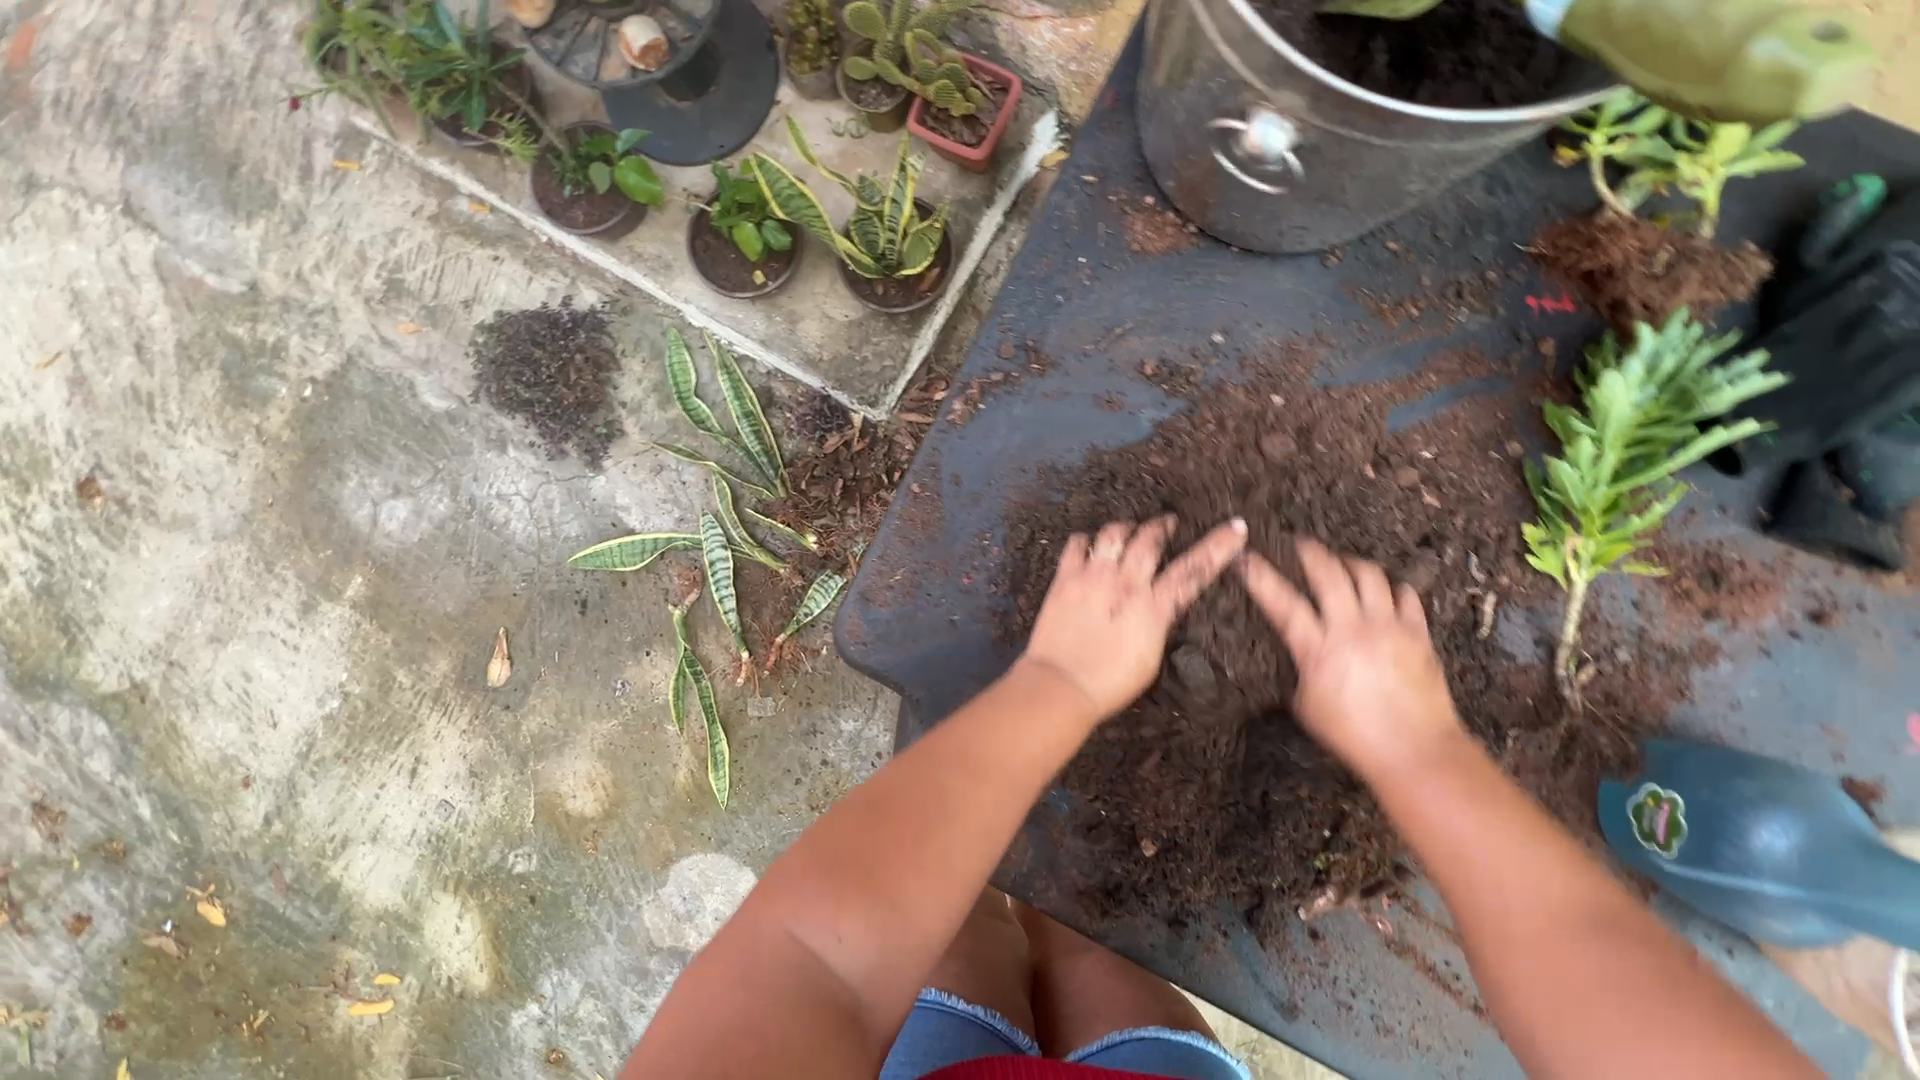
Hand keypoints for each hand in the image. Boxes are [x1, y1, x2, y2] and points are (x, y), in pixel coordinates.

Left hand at [1021, 516, 1247, 721]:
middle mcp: (1124, 584)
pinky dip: (1086, 540)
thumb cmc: (1109, 683)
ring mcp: (1092, 578)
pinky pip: (1076, 545)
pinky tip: (1088, 543)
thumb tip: (1162, 606)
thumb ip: (1158, 624)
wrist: (1061, 685)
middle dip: (1162, 526)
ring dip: (1126, 528)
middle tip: (1168, 523)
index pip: (1194, 568)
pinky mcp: (1064, 580)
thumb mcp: (1149, 658)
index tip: (1235, 528)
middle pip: (1149, 539)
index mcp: (1153, 606)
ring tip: (1130, 528)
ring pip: (1113, 534)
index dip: (1217, 546)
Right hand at [1239, 539, 1467, 783]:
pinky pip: (1406, 596)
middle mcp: (1353, 630)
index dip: (1260, 575)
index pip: (1282, 601)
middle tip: (1300, 544)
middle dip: (1310, 552)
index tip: (1244, 557)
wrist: (1414, 751)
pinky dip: (1392, 588)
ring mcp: (1388, 628)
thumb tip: (1300, 655)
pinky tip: (1384, 591)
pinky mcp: (1417, 635)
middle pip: (1329, 573)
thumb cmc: (1354, 736)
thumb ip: (1300, 670)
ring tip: (1341, 562)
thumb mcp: (1307, 704)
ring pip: (1369, 575)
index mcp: (1318, 649)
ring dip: (1350, 563)